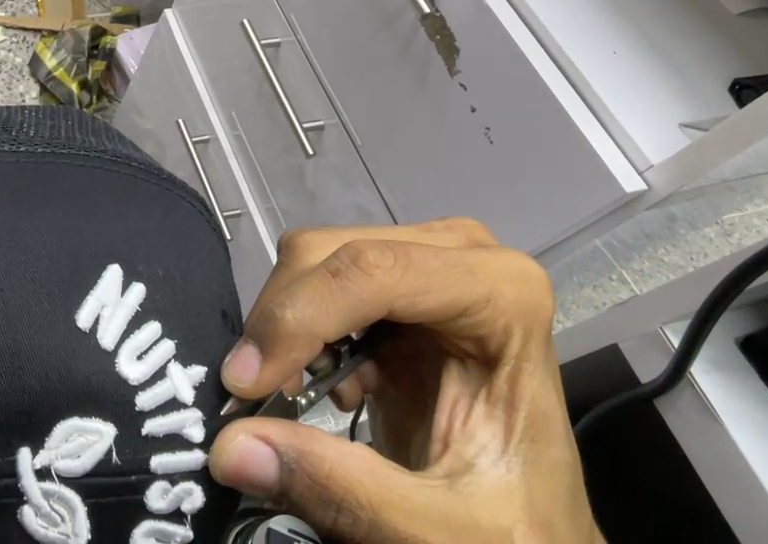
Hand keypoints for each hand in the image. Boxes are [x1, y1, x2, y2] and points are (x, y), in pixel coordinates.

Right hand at [207, 220, 601, 543]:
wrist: (538, 533)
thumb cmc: (518, 532)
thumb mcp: (440, 530)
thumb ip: (340, 488)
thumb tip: (229, 447)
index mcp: (502, 294)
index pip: (373, 272)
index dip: (299, 319)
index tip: (245, 385)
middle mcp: (465, 255)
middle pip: (333, 253)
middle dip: (283, 321)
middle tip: (253, 397)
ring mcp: (428, 261)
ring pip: (314, 258)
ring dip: (284, 326)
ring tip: (293, 396)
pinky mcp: (398, 284)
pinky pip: (318, 280)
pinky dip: (298, 330)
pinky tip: (325, 386)